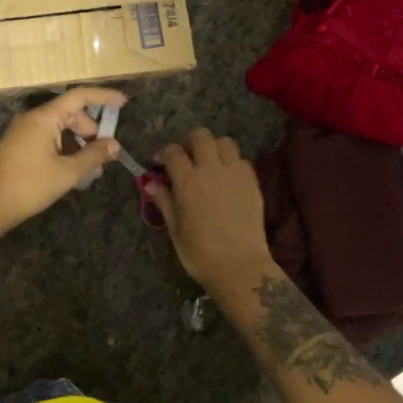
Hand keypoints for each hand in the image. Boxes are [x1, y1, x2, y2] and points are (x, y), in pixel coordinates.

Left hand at [0, 87, 126, 229]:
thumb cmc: (29, 186)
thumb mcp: (67, 172)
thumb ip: (94, 156)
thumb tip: (114, 145)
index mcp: (44, 117)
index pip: (79, 96)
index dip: (103, 97)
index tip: (123, 102)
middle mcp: (32, 118)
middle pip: (70, 114)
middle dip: (91, 131)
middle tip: (104, 154)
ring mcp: (22, 132)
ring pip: (58, 128)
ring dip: (78, 144)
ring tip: (90, 169)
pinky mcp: (17, 146)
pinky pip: (47, 139)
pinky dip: (63, 149)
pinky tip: (71, 171)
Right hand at [149, 128, 272, 288]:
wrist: (240, 266)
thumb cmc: (200, 253)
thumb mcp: (175, 229)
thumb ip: (164, 201)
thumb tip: (150, 183)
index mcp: (188, 181)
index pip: (172, 152)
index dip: (163, 153)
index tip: (159, 162)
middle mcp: (211, 170)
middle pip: (201, 136)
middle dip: (189, 142)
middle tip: (185, 157)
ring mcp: (234, 173)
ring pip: (224, 142)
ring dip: (214, 147)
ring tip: (209, 163)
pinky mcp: (252, 181)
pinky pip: (241, 159)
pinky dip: (231, 162)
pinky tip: (226, 177)